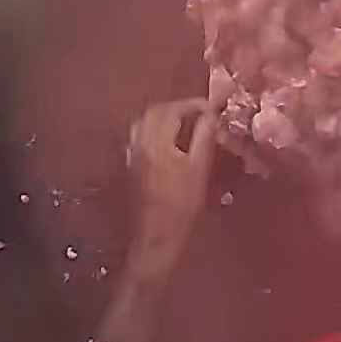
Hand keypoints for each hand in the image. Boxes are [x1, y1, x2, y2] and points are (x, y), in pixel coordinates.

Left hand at [125, 98, 216, 275]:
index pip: (173, 110)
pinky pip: (139, 135)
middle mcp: (140, 143)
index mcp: (157, 142)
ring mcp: (132, 153)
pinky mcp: (130, 164)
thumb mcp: (200, 169)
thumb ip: (204, 137)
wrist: (156, 236)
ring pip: (144, 121)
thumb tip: (210, 115)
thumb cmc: (182, 205)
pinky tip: (168, 140)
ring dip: (164, 116)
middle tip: (199, 113)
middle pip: (155, 111)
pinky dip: (154, 129)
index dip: (192, 105)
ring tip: (185, 123)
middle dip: (178, 107)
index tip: (210, 108)